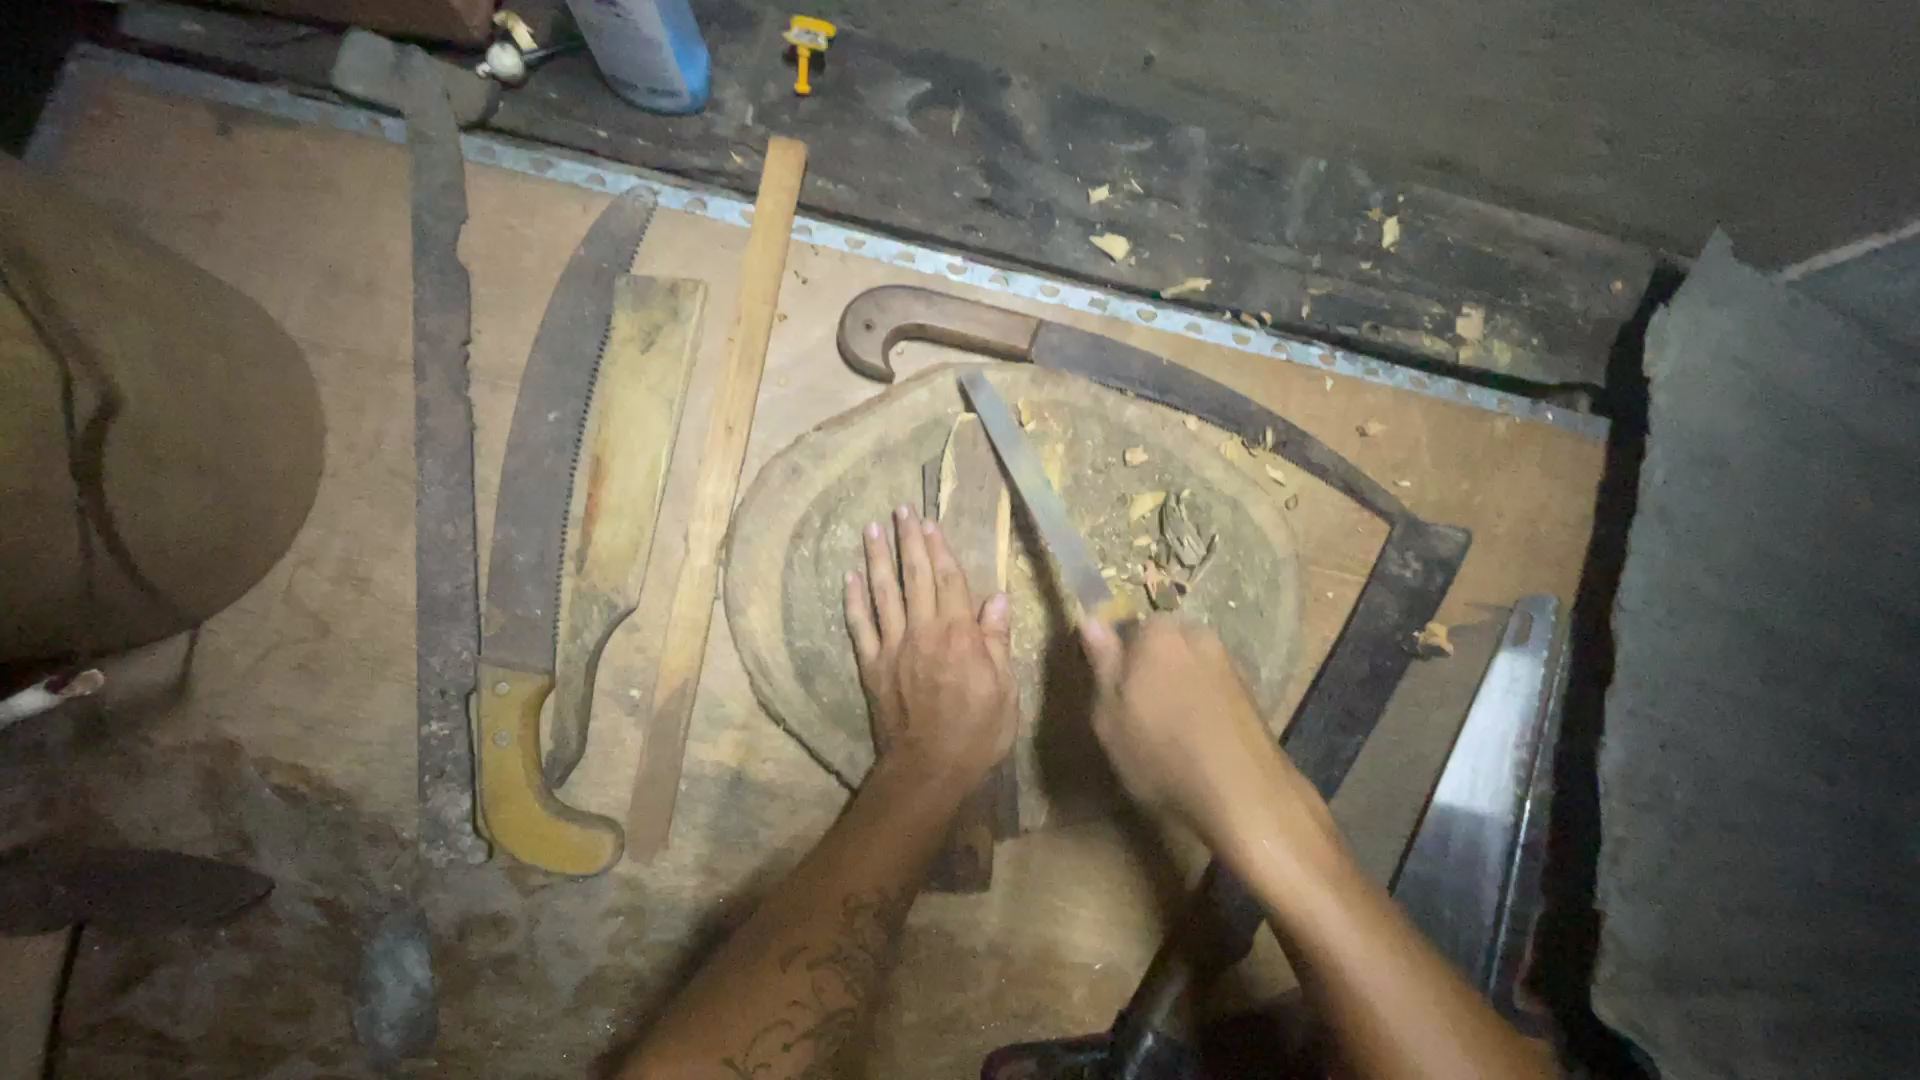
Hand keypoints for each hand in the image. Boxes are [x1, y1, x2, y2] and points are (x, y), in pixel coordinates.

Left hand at [845, 506, 1017, 793]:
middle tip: (900, 511)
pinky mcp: (872, 665)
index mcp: (959, 634)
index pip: (949, 580)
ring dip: (878, 558)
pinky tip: (851, 577)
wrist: (929, 768)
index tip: (929, 522)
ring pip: (884, 593)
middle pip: (915, 577)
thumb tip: (998, 598)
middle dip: (908, 541)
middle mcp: (924, 631)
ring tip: (872, 529)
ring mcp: (893, 647)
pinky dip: (854, 599)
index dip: (939, 548)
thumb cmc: (977, 732)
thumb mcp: (1004, 688)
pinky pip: (860, 626)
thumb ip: (997, 640)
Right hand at [1080, 616, 1342, 873]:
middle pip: (1162, 643)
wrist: (1244, 798)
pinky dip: (1200, 703)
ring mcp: (1228, 663)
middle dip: (1148, 667)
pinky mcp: (1249, 693)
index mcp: (1159, 632)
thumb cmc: (1162, 754)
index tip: (1108, 690)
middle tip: (1134, 711)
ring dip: (1176, 685)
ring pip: (1188, 664)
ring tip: (1165, 729)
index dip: (1116, 657)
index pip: (1128, 625)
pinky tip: (1194, 738)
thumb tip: (1090, 619)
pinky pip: (1210, 686)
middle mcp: (1197, 636)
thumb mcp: (1110, 715)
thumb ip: (1102, 663)